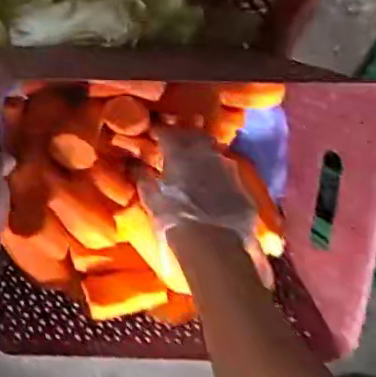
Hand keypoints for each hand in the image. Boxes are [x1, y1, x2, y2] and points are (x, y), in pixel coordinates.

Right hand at [140, 127, 270, 283]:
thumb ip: (141, 174)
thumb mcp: (150, 196)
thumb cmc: (174, 217)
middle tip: (175, 142)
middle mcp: (206, 155)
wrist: (214, 246)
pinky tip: (212, 182)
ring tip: (194, 160)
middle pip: (196, 135)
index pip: (168, 132)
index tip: (152, 133)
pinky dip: (217, 172)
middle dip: (185, 135)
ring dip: (203, 152)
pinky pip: (228, 172)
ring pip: (214, 152)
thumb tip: (132, 161)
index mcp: (180, 153)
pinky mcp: (243, 189)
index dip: (159, 130)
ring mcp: (228, 171)